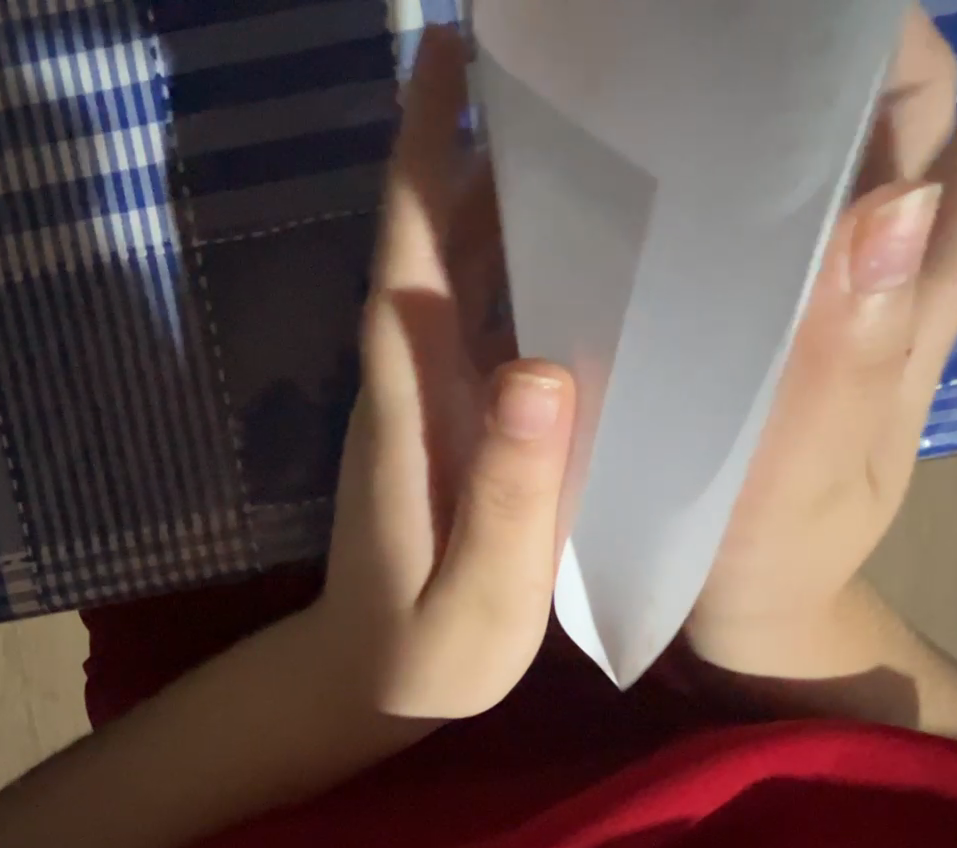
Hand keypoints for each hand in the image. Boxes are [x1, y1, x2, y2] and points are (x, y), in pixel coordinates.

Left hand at [313, 28, 575, 720]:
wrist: (366, 676)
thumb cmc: (422, 652)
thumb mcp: (475, 600)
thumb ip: (505, 498)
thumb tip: (543, 369)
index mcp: (410, 408)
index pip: (409, 256)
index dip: (422, 156)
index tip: (448, 54)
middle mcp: (409, 381)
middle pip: (433, 239)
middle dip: (472, 142)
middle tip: (560, 62)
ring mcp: (424, 398)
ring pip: (458, 271)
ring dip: (502, 192)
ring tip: (590, 123)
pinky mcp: (444, 418)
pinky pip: (481, 317)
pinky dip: (520, 264)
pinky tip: (583, 245)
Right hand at [690, 1, 956, 676]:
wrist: (732, 605)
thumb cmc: (772, 556)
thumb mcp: (806, 482)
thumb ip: (837, 370)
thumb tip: (881, 216)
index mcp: (915, 314)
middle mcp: (863, 286)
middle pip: (905, 127)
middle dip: (878, 34)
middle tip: (779, 5)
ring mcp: (785, 306)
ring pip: (814, 167)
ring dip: (777, 97)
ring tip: (696, 52)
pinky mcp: (715, 329)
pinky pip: (725, 229)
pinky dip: (696, 178)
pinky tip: (634, 163)